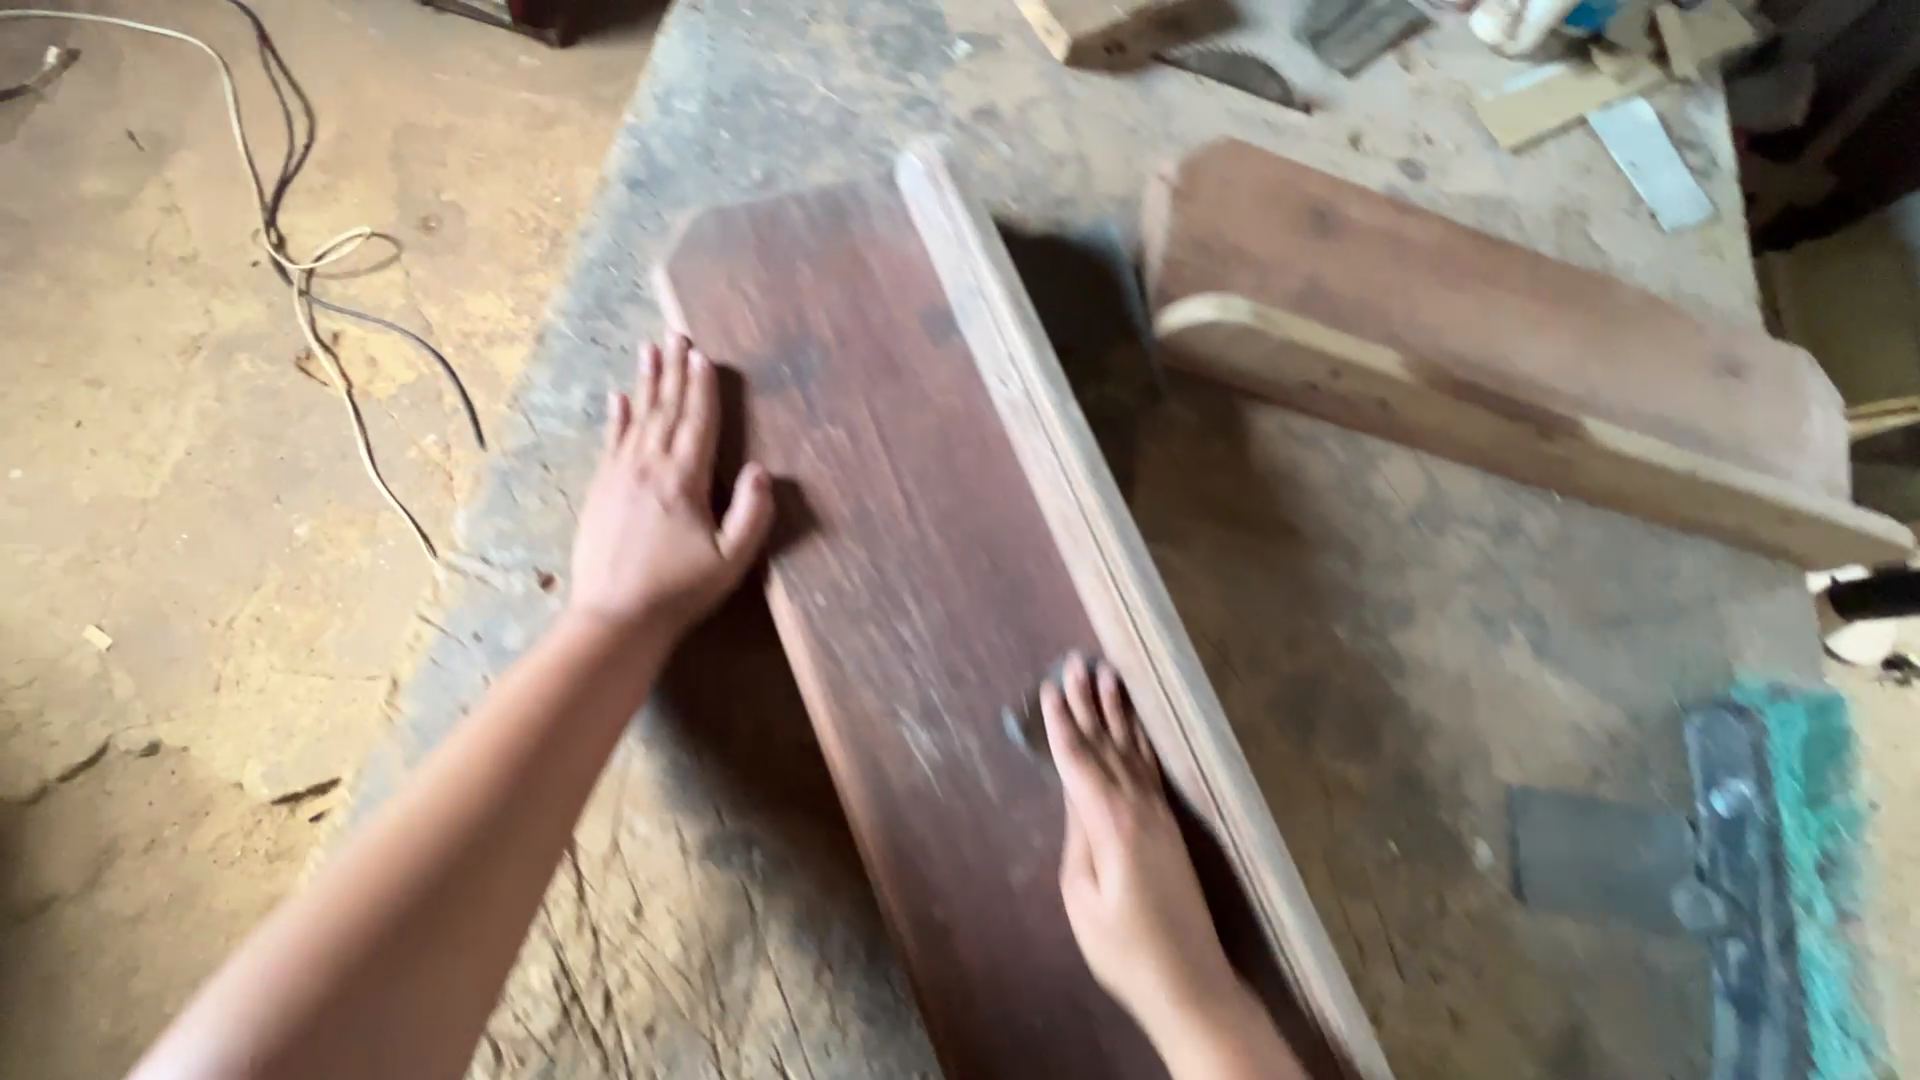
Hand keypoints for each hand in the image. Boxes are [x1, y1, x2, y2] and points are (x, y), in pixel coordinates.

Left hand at [568, 334, 773, 639]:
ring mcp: (619, 477)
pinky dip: (616, 417)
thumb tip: (762, 469)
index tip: (702, 354)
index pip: (696, 422)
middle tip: (676, 335)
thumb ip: (752, 513)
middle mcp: (648, 468)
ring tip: (649, 350)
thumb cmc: (680, 590)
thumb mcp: (732, 559)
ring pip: (636, 419)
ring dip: (645, 383)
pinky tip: (618, 398)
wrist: (615, 617)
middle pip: (664, 410)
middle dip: (673, 371)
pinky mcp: (601, 491)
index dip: (701, 387)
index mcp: (683, 481)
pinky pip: (611, 442)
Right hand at [1043, 654, 1242, 1039]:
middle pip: (1106, 743)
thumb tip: (1076, 796)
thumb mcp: (1082, 896)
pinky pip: (1150, 768)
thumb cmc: (1122, 947)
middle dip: (1088, 702)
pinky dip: (1139, 740)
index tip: (1050, 686)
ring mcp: (1159, 813)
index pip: (1079, 759)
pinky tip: (1134, 726)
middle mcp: (1138, 806)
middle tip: (1077, 662)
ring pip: (1132, 749)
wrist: (1188, 981)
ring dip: (1117, 711)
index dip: (1062, 722)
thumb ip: (1077, 838)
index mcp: (1110, 822)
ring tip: (1108, 675)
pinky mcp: (1170, 825)